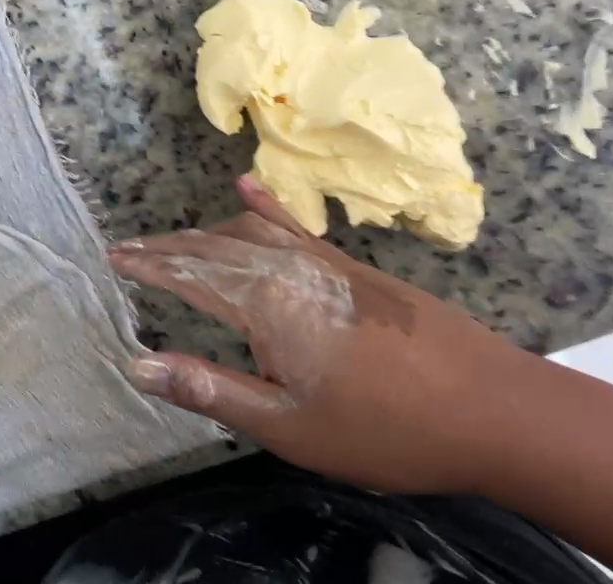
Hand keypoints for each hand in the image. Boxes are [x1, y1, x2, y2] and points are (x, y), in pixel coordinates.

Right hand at [109, 176, 527, 494]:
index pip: (186, 273)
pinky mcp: (349, 265)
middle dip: (164, 246)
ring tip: (170, 241)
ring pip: (244, 231)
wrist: (499, 410)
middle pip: (209, 245)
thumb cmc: (387, 428)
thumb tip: (136, 362)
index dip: (147, 264)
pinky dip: (262, 204)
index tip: (112, 258)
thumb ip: (210, 390)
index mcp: (262, 302)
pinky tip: (244, 184)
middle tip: (128, 248)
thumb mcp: (288, 426)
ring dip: (200, 233)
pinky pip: (292, 225)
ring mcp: (320, 260)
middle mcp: (284, 266)